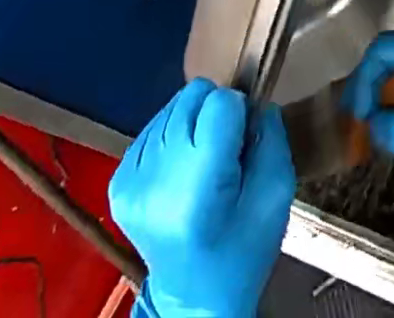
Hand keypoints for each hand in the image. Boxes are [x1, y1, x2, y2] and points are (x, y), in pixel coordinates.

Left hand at [109, 79, 295, 317]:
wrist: (194, 302)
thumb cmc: (243, 251)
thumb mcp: (275, 198)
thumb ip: (272, 140)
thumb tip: (256, 102)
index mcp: (198, 184)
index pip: (220, 102)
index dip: (239, 113)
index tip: (245, 140)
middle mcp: (157, 176)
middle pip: (192, 97)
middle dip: (214, 113)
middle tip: (225, 151)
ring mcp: (131, 179)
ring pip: (171, 107)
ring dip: (192, 125)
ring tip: (202, 164)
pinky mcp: (117, 183)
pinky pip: (151, 129)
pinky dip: (171, 140)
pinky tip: (181, 171)